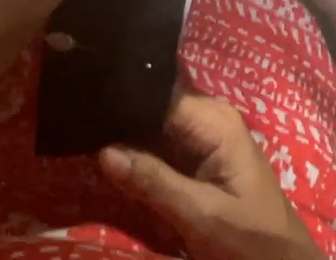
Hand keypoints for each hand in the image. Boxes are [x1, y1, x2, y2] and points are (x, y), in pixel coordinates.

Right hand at [99, 92, 324, 259]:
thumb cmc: (251, 240)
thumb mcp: (202, 216)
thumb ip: (154, 183)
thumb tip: (103, 151)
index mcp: (216, 120)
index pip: (160, 94)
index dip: (125, 101)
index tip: (89, 105)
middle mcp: (211, 116)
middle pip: (156, 104)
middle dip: (123, 116)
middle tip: (85, 125)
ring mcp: (206, 135)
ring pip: (157, 123)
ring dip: (129, 135)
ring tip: (91, 134)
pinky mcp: (200, 156)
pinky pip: (164, 143)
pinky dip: (142, 151)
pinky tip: (114, 154)